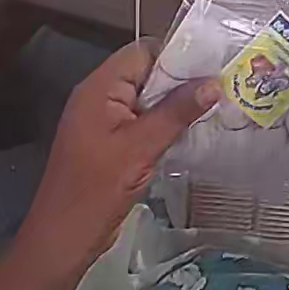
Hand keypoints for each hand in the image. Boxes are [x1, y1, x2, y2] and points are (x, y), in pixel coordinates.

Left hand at [18, 41, 219, 262]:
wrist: (64, 237)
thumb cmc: (96, 189)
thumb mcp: (140, 148)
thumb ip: (176, 113)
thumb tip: (213, 83)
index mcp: (99, 88)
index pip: (142, 52)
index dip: (177, 55)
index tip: (213, 66)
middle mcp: (101, 97)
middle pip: (146, 74)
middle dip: (182, 80)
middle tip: (224, 87)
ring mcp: (106, 121)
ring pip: (148, 100)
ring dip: (176, 105)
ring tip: (217, 107)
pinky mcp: (113, 144)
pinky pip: (143, 123)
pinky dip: (166, 125)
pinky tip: (194, 132)